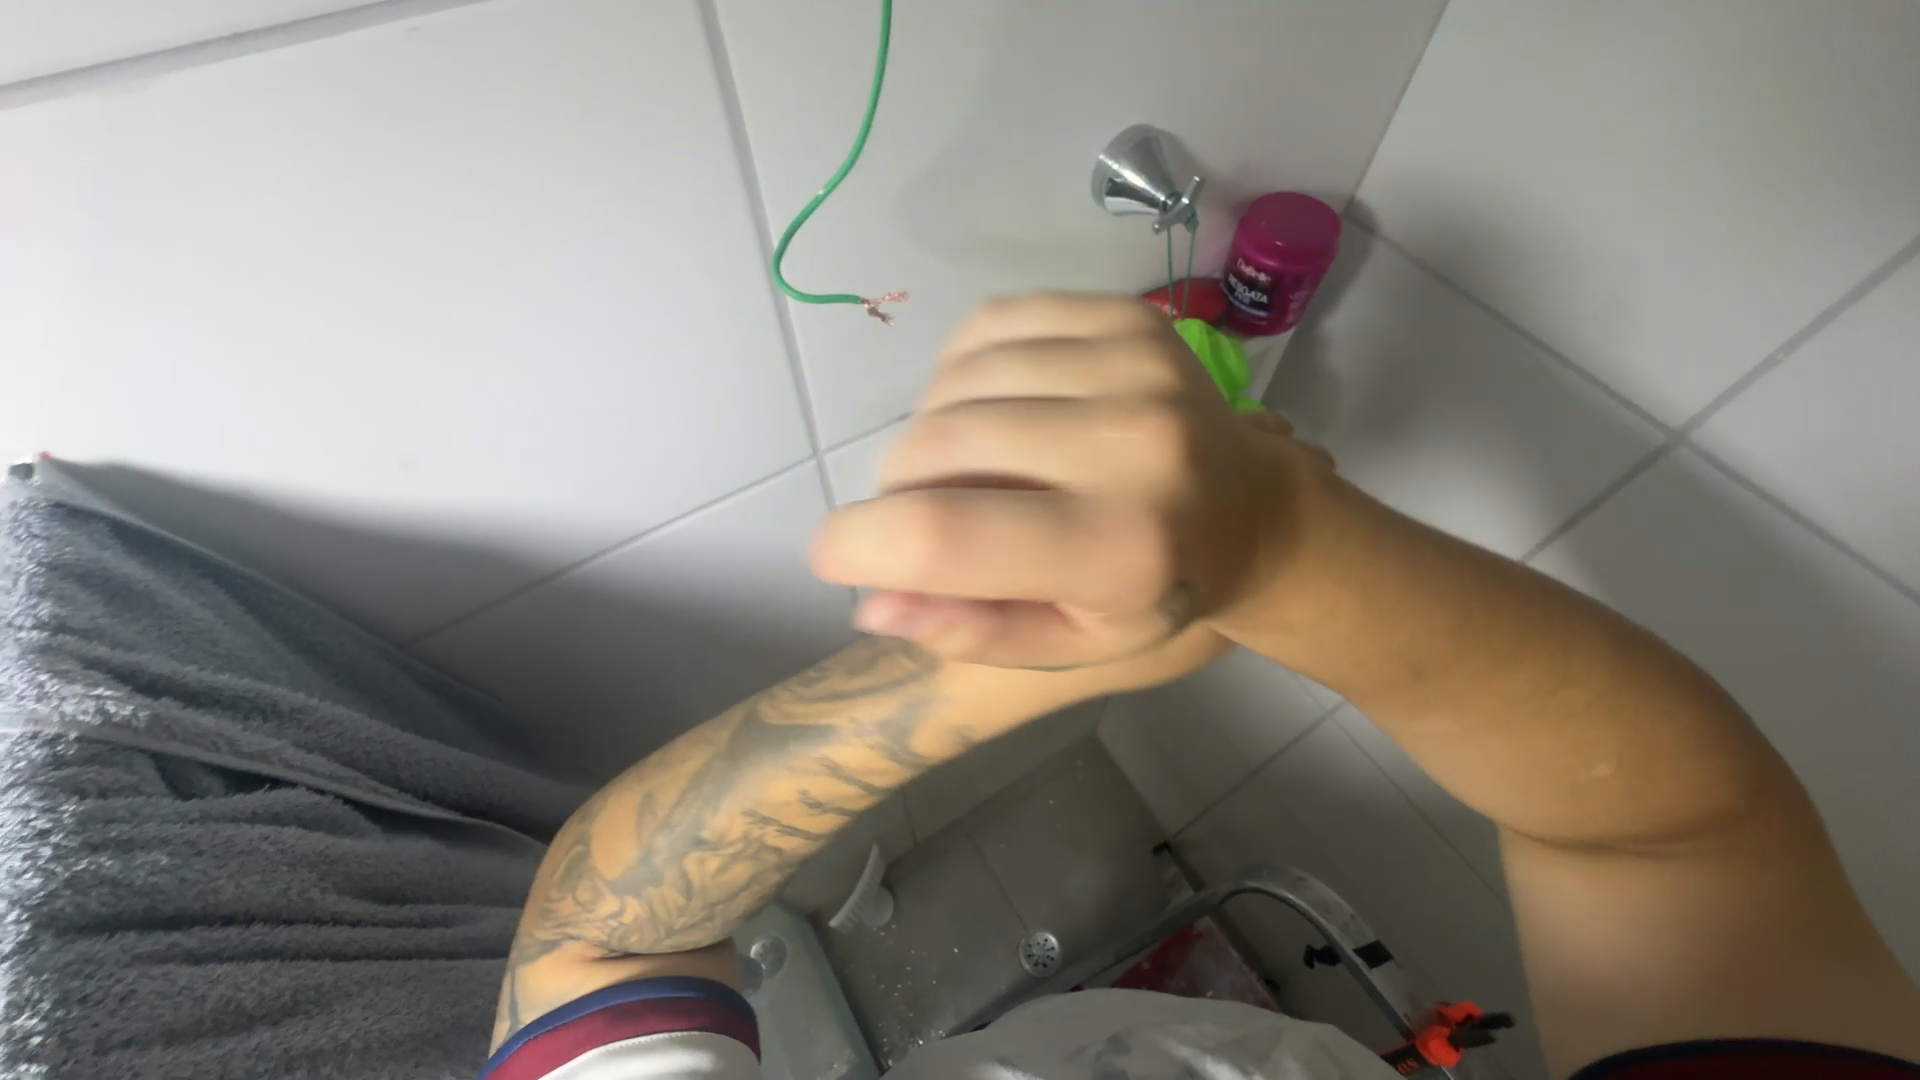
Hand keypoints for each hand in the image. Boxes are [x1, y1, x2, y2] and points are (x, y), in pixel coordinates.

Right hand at [810, 292, 1316, 670]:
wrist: (1254, 511)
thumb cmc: (1157, 591)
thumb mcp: (1070, 644)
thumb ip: (971, 630)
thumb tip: (871, 602)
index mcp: (1119, 547)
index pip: (944, 534)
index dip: (859, 543)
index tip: (835, 554)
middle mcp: (1130, 444)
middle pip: (936, 446)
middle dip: (897, 492)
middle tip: (921, 517)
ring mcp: (1131, 364)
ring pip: (953, 386)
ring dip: (929, 435)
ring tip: (966, 469)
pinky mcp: (1125, 316)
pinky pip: (987, 327)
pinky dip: (961, 375)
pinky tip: (991, 412)